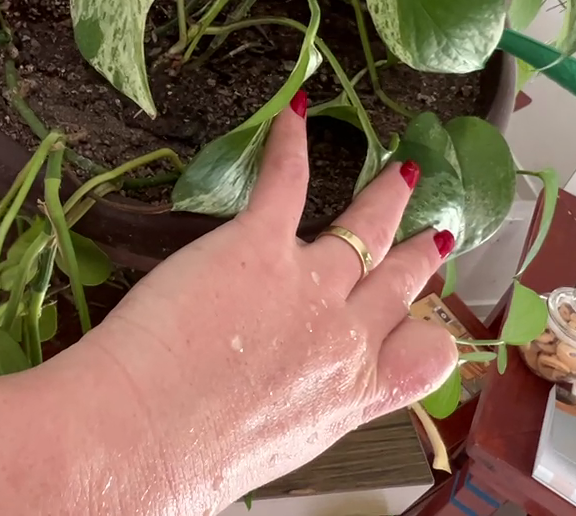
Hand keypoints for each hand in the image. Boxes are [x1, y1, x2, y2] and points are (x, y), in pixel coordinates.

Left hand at [61, 94, 457, 513]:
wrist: (141, 440)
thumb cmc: (189, 462)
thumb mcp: (272, 446)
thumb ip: (296, 404)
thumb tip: (283, 390)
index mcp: (351, 396)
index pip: (425, 356)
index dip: (430, 325)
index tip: (430, 311)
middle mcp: (344, 337)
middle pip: (400, 280)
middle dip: (420, 251)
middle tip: (434, 229)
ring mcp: (307, 285)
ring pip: (363, 226)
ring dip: (384, 195)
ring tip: (400, 171)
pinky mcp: (257, 246)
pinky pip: (287, 179)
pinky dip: (291, 141)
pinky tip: (293, 114)